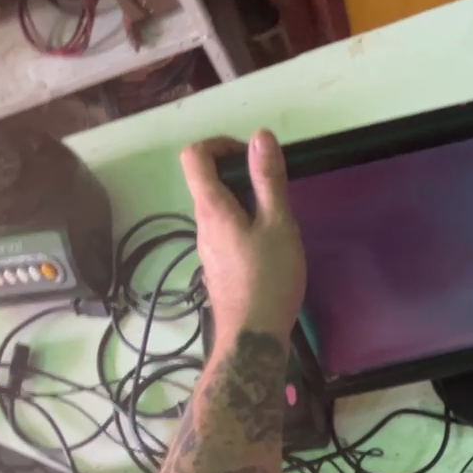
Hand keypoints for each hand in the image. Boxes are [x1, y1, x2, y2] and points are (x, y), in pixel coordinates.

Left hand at [180, 130, 306, 338]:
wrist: (254, 336)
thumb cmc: (269, 278)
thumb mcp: (278, 225)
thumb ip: (268, 180)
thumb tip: (260, 136)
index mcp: (212, 208)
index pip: (195, 155)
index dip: (220, 144)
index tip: (251, 156)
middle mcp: (202, 225)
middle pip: (208, 183)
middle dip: (238, 175)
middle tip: (273, 190)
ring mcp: (208, 250)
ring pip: (219, 211)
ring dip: (244, 204)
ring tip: (277, 222)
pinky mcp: (219, 269)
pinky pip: (226, 235)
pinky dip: (245, 228)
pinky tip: (270, 250)